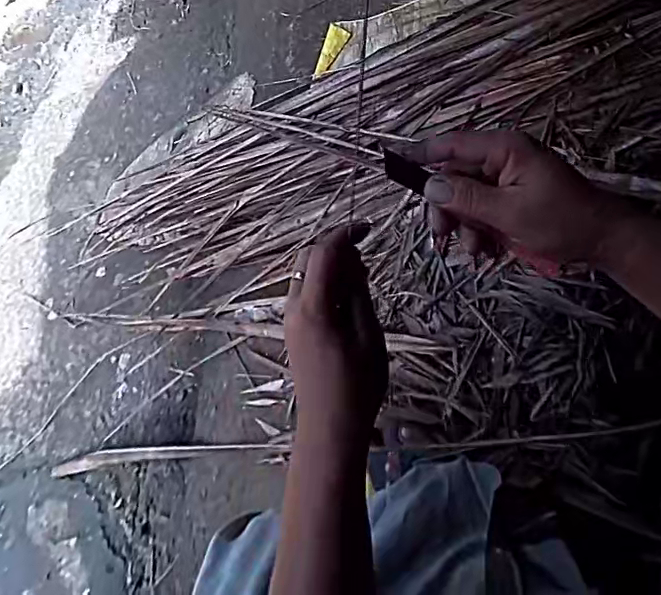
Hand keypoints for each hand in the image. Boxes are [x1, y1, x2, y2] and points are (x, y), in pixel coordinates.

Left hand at [285, 224, 386, 441]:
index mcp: (313, 308)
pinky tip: (349, 301)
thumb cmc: (357, 386)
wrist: (330, 431)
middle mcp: (294, 309)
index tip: (368, 229)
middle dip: (336, 249)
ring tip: (362, 284)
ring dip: (332, 268)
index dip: (345, 234)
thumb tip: (353, 260)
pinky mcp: (295, 331)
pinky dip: (326, 285)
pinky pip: (307, 292)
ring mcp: (291, 321)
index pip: (323, 253)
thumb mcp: (369, 334)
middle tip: (366, 262)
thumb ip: (358, 292)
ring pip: (307, 274)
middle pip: (308, 258)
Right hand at [414, 130, 632, 271]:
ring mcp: (507, 179)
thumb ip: (466, 197)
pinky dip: (479, 231)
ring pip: (465, 197)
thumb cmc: (562, 220)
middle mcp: (502, 158)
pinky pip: (481, 210)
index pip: (452, 143)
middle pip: (455, 176)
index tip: (394, 163)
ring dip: (464, 226)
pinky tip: (488, 250)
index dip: (421, 153)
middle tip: (443, 238)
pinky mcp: (511, 198)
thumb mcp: (509, 212)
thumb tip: (429, 184)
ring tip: (478, 251)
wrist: (603, 241)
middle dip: (447, 208)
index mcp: (504, 148)